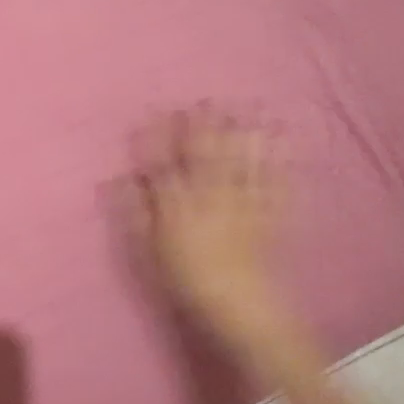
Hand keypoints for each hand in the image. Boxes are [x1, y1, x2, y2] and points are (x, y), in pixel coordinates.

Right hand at [129, 107, 288, 342]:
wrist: (241, 306)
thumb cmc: (187, 281)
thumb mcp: (148, 250)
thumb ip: (134, 212)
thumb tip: (118, 180)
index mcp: (178, 205)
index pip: (166, 162)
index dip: (162, 136)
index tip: (160, 113)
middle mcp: (211, 196)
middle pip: (207, 152)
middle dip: (206, 124)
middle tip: (208, 98)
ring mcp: (243, 203)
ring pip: (243, 160)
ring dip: (246, 132)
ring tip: (251, 106)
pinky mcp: (269, 215)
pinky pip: (276, 182)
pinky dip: (281, 160)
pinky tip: (285, 141)